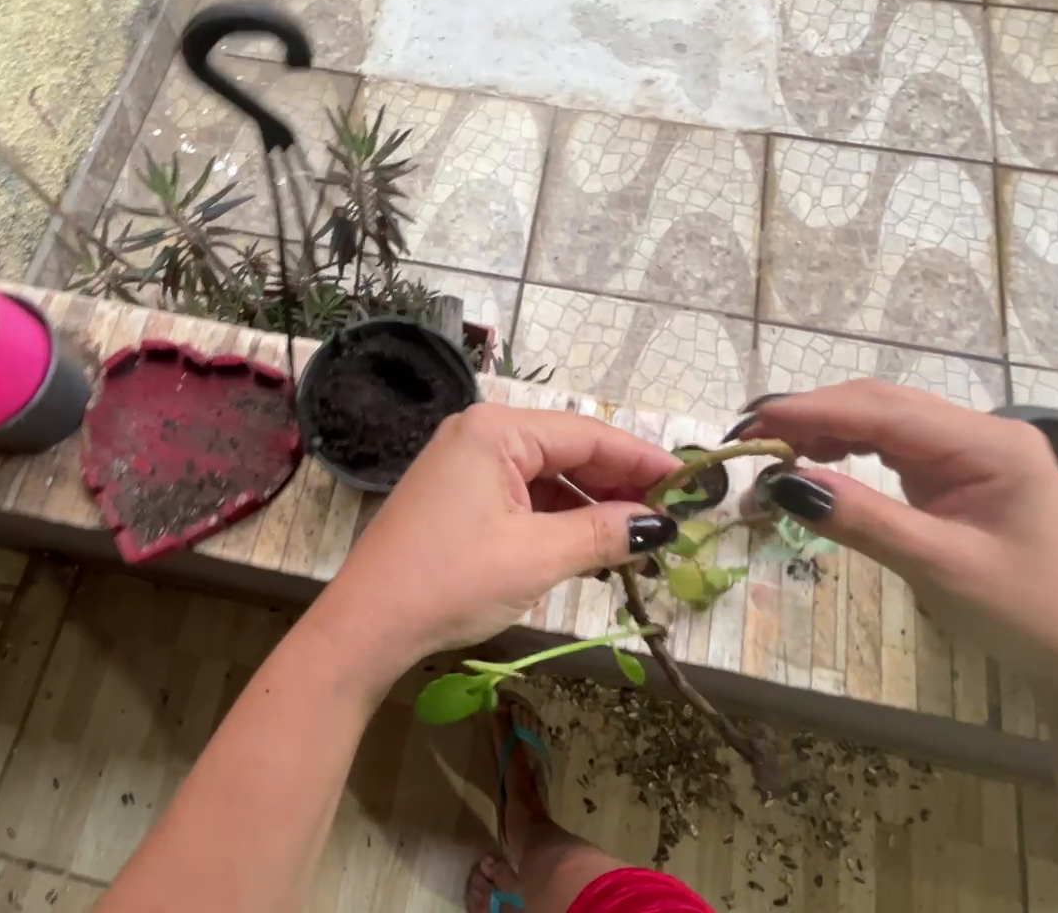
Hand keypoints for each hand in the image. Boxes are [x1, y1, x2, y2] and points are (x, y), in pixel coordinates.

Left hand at [312, 403, 680, 673]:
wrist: (367, 625)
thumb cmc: (451, 581)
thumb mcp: (535, 557)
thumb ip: (602, 533)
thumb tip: (658, 524)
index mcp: (495, 431)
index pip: (586, 435)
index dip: (642, 459)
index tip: (690, 482)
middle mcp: (478, 435)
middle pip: (566, 451)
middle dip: (618, 485)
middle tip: (669, 517)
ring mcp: (464, 465)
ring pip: (545, 476)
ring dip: (588, 506)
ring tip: (637, 538)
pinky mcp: (457, 496)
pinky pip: (520, 496)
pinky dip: (556, 518)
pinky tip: (588, 545)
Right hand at [730, 380, 1057, 692]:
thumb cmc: (1024, 613)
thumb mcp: (938, 566)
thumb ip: (862, 519)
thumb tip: (783, 484)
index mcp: (989, 445)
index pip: (885, 411)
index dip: (813, 411)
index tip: (753, 420)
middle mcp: (980, 433)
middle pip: (880, 404)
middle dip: (812, 414)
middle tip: (749, 436)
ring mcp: (969, 450)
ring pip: (881, 419)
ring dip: (825, 427)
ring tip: (772, 446)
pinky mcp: (956, 471)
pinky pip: (891, 445)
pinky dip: (847, 446)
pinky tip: (816, 456)